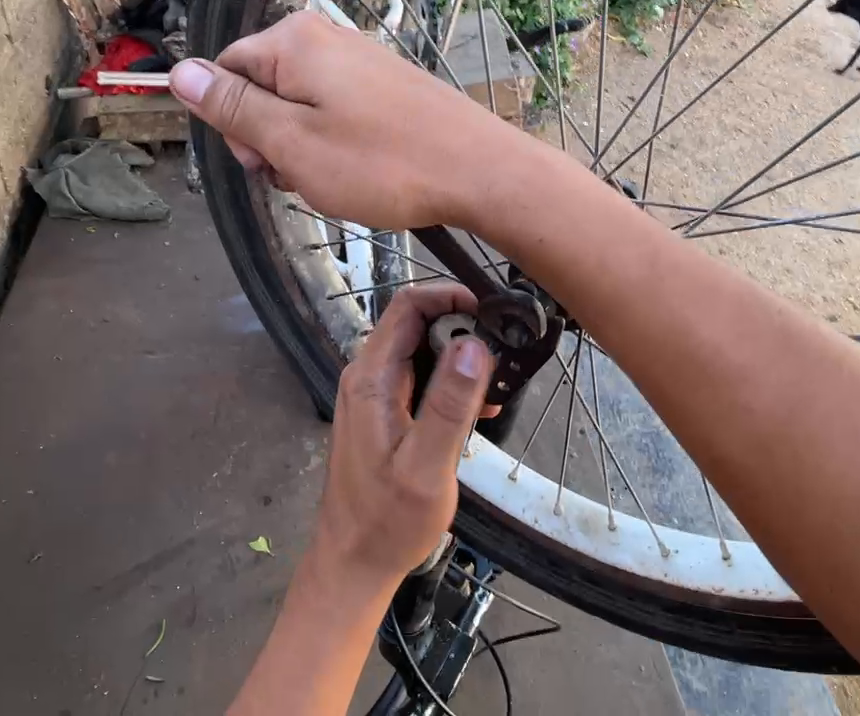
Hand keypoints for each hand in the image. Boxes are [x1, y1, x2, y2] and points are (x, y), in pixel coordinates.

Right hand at [169, 10, 525, 230]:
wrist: (478, 171)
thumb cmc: (384, 163)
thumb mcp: (292, 143)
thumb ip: (233, 107)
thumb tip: (178, 71)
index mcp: (294, 42)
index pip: (225, 73)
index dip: (236, 126)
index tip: (267, 164)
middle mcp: (326, 38)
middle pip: (263, 90)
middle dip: (273, 141)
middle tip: (308, 176)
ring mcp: (360, 61)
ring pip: (301, 109)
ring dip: (307, 151)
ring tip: (342, 178)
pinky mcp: (386, 85)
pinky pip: (337, 113)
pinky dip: (339, 146)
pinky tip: (365, 172)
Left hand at [309, 283, 494, 584]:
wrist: (354, 564)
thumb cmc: (387, 522)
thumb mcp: (426, 467)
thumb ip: (449, 405)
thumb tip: (475, 345)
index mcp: (371, 378)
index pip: (408, 306)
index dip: (449, 296)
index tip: (492, 311)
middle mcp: (368, 375)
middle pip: (416, 323)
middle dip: (462, 326)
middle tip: (504, 349)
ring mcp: (375, 394)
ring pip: (422, 350)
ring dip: (461, 357)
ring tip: (499, 382)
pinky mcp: (385, 412)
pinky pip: (421, 378)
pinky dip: (451, 383)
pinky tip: (479, 409)